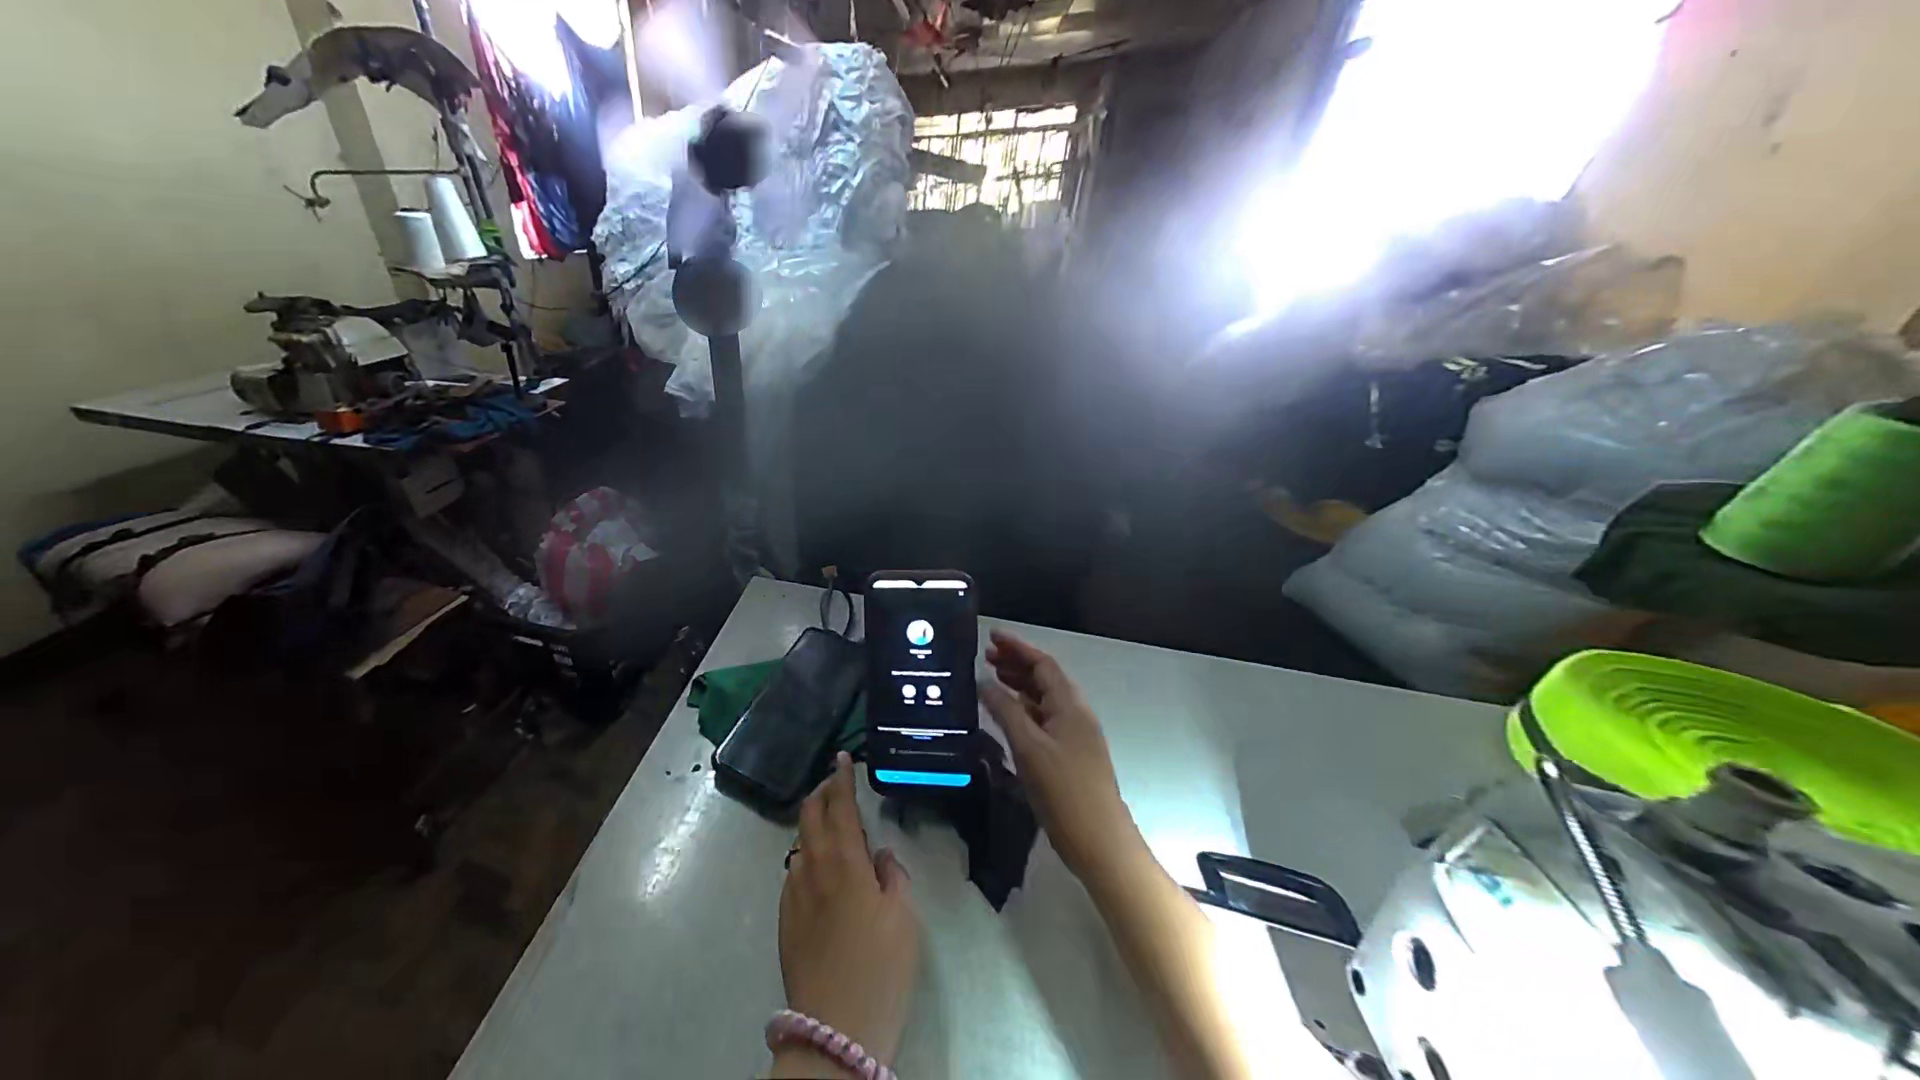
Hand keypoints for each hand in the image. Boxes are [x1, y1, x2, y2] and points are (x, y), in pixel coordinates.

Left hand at [775, 752, 918, 1075]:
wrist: (835, 1028)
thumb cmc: (881, 969)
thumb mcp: (905, 919)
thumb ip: (893, 877)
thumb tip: (880, 857)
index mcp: (846, 864)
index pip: (841, 808)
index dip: (842, 779)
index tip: (842, 757)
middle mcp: (813, 871)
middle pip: (810, 817)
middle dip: (821, 792)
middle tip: (836, 781)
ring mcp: (793, 895)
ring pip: (799, 842)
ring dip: (813, 823)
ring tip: (830, 821)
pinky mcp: (785, 919)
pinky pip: (794, 871)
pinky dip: (807, 854)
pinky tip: (819, 867)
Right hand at [982, 630, 1146, 885]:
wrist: (1099, 840)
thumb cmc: (1063, 790)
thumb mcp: (1028, 747)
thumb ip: (1005, 711)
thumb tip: (984, 683)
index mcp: (1070, 705)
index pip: (1043, 664)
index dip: (1018, 647)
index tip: (992, 636)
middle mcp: (1075, 714)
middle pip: (1045, 679)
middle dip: (1017, 664)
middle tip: (986, 656)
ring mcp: (1075, 735)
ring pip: (1044, 700)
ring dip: (1020, 686)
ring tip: (992, 679)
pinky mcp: (1070, 755)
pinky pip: (1044, 720)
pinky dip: (1023, 710)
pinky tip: (1006, 716)